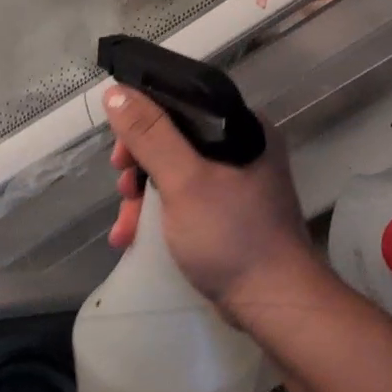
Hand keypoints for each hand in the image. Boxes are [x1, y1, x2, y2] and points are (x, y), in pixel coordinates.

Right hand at [104, 85, 314, 321]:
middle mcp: (245, 149)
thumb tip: (117, 91)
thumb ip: (151, 135)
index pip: (185, 106)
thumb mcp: (185, 180)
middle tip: (123, 191)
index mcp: (245, 128)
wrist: (274, 300)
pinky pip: (187, 202)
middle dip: (141, 169)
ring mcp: (239, 184)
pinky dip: (160, 216)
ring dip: (144, 198)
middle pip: (177, 142)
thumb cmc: (231, 234)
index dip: (145, 122)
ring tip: (125, 227)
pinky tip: (133, 238)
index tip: (121, 153)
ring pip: (178, 175)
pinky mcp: (231, 215)